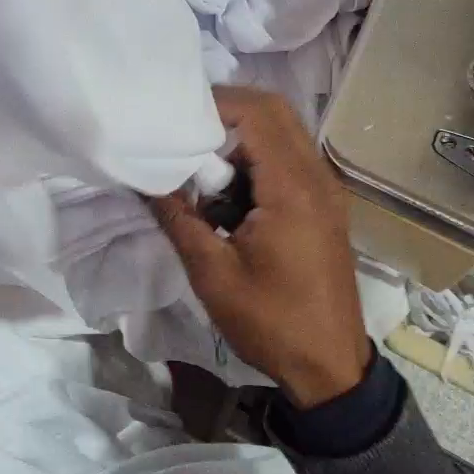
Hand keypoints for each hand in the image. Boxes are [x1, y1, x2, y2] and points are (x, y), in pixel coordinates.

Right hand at [149, 86, 370, 408]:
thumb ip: (177, 217)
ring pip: (283, 129)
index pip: (256, 114)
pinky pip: (289, 155)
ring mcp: (325, 189)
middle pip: (274, 110)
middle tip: (185, 128)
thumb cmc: (271, 323)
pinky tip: (226, 184)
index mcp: (292, 189)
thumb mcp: (212, 274)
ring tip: (200, 157)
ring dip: (241, 131)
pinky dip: (256, 153)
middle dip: (227, 108)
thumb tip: (143, 178)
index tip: (174, 119)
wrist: (331, 370)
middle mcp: (316, 177)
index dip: (214, 104)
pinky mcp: (323, 204)